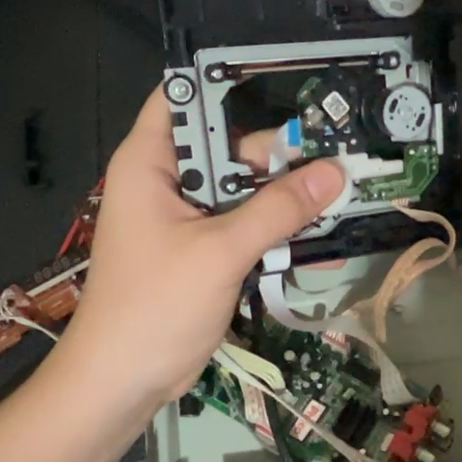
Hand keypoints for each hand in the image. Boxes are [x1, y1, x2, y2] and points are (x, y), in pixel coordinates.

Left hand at [41, 85, 344, 417]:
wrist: (123, 381)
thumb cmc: (155, 305)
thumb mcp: (221, 251)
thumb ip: (279, 209)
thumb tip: (335, 173)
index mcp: (150, 163)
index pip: (183, 97)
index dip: (229, 84)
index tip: (289, 81)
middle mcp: (168, 182)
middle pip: (227, 145)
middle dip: (277, 152)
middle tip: (333, 154)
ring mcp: (188, 219)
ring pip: (243, 189)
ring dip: (284, 194)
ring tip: (338, 191)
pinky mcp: (205, 252)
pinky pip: (246, 226)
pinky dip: (277, 229)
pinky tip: (318, 233)